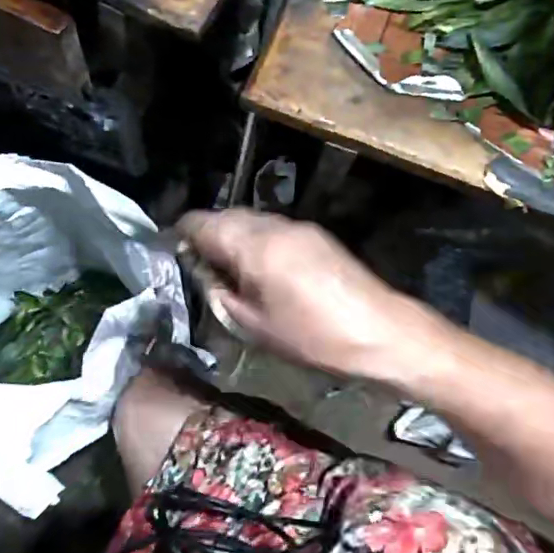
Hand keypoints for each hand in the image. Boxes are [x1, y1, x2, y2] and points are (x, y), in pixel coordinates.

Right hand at [176, 209, 443, 382]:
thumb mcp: (254, 326)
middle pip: (225, 216)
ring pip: (250, 220)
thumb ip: (220, 293)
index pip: (201, 222)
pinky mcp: (316, 235)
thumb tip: (203, 274)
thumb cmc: (313, 337)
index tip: (171, 254)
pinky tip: (259, 269)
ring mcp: (298, 226)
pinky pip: (272, 228)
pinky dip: (255, 241)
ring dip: (232, 237)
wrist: (382, 332)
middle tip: (198, 267)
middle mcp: (273, 225)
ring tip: (228, 271)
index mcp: (253, 244)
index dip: (180, 235)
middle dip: (206, 235)